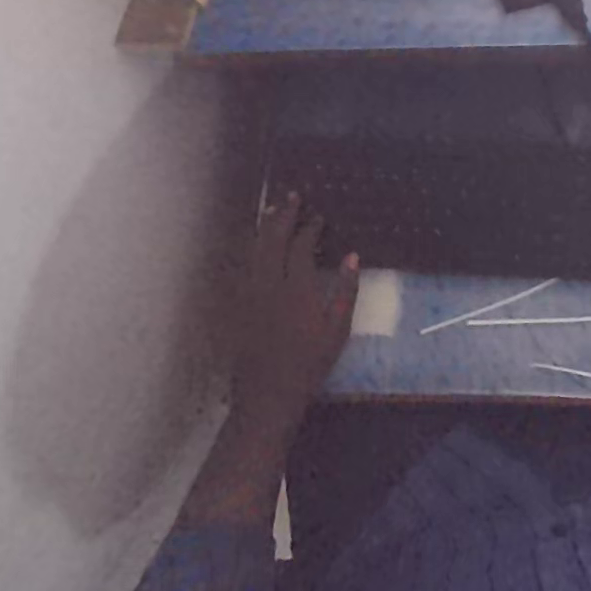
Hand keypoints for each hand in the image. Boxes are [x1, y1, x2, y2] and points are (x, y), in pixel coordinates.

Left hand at [225, 192, 359, 441]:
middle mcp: (269, 283)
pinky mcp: (238, 301)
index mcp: (297, 289)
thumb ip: (346, 291)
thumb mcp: (337, 330)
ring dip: (265, 225)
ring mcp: (249, 290)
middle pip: (273, 238)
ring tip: (275, 209)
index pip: (302, 246)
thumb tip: (352, 256)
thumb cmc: (309, 364)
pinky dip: (252, 246)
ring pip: (254, 247)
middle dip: (284, 215)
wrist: (268, 393)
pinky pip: (244, 263)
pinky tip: (256, 240)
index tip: (318, 217)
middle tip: (293, 197)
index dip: (310, 228)